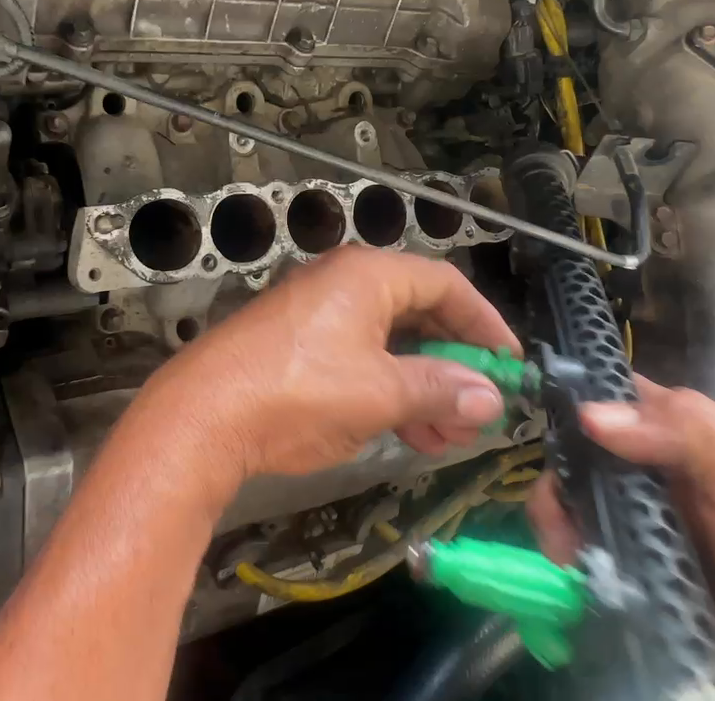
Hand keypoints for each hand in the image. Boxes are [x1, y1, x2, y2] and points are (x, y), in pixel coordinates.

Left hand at [130, 246, 520, 489]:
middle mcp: (340, 283)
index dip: (483, 322)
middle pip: (416, 313)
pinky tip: (406, 432)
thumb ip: (440, 390)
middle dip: (452, 365)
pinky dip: (385, 390)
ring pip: (386, 343)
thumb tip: (489, 396)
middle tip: (480, 410)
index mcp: (366, 276)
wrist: (205, 415)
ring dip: (422, 387)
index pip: (444, 284)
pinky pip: (356, 358)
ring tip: (446, 438)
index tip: (509, 363)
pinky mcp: (293, 345)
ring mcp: (313, 314)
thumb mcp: (382, 393)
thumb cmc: (300, 393)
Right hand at [526, 378, 714, 700]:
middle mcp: (660, 483)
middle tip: (560, 520)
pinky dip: (572, 570)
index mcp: (689, 444)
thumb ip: (688, 437)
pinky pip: (589, 566)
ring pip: (577, 511)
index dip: (572, 400)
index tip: (535, 421)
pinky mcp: (641, 589)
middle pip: (582, 459)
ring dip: (559, 526)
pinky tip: (575, 583)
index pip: (616, 399)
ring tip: (568, 559)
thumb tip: (588, 412)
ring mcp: (648, 537)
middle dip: (558, 481)